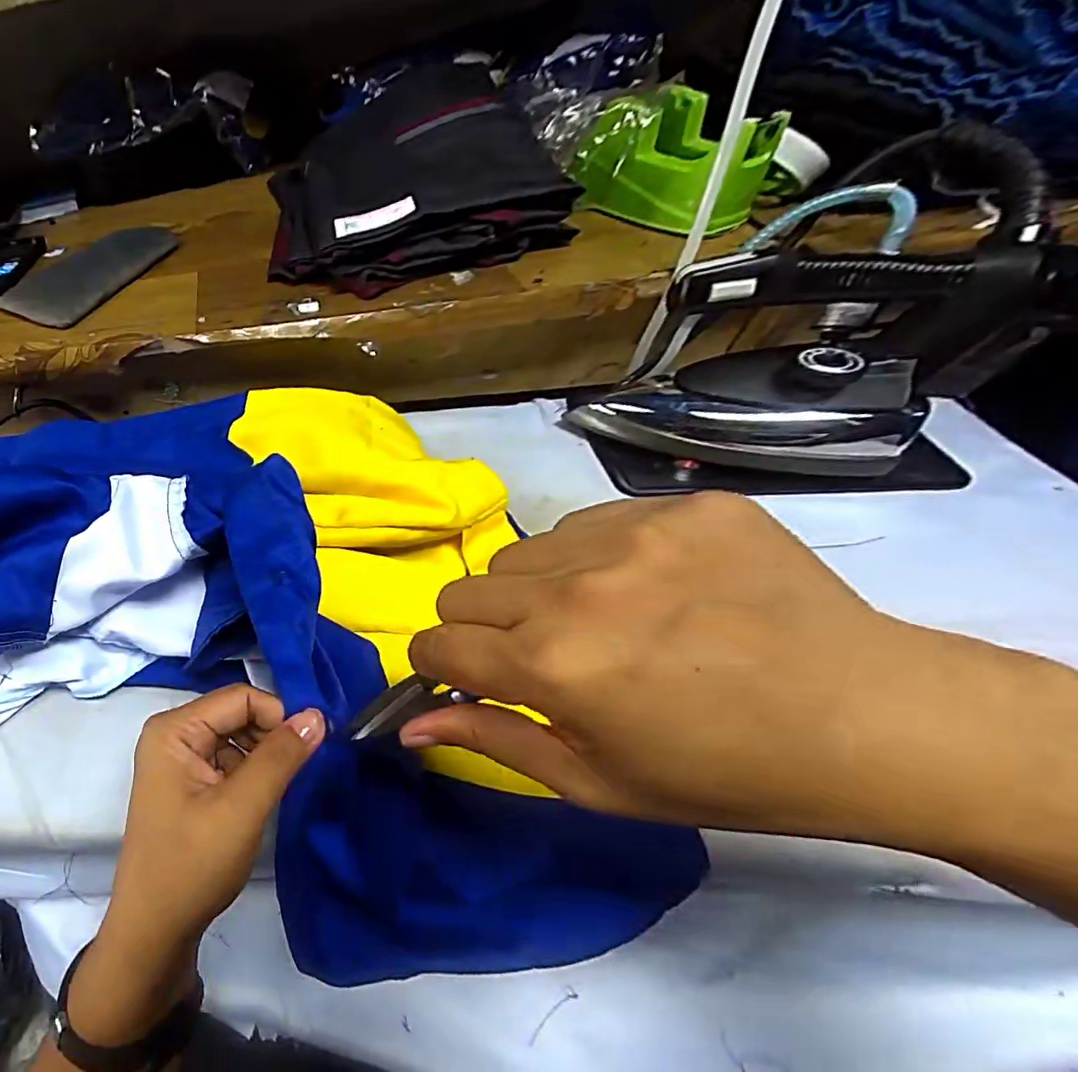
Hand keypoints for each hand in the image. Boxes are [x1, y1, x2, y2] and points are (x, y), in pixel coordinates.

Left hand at [57, 685, 322, 1049]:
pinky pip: (227, 760)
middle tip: (297, 775)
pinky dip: (250, 774)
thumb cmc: (193, 864)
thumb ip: (279, 758)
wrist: (155, 926)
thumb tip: (317, 716)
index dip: (278, 717)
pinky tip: (260, 802)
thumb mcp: (242, 808)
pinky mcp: (186, 782)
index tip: (310, 750)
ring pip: (235, 738)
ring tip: (277, 793)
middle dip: (271, 737)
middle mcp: (171, 733)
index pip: (239, 697)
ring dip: (263, 758)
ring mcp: (176, 759)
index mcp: (173, 729)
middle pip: (236, 714)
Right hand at [399, 491, 1077, 859]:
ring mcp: (629, 539)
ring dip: (536, 588)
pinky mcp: (679, 507)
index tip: (468, 675)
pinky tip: (650, 587)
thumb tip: (407, 724)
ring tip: (601, 617)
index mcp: (550, 665)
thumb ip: (492, 740)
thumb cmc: (725, 770)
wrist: (882, 720)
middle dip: (480, 627)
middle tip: (540, 653)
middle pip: (462, 591)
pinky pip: (585, 522)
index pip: (434, 643)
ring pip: (518, 554)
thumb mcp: (598, 782)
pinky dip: (594, 556)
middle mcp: (573, 592)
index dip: (439, 664)